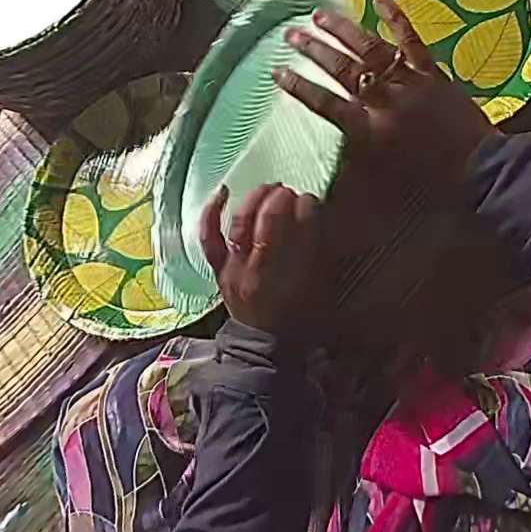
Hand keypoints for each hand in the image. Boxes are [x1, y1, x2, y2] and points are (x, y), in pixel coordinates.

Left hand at [199, 183, 321, 333]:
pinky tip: (223, 191)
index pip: (302, 235)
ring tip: (269, 187)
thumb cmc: (298, 314)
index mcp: (294, 280)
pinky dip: (213, 213)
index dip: (307, 211)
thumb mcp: (318, 287)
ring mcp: (235, 270)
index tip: (310, 199)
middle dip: (279, 202)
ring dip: (256, 200)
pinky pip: (210, 238)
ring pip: (242, 227)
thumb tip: (315, 212)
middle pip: (268, 228)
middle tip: (289, 190)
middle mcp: (262, 273)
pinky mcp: (218, 269)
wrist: (262, 344)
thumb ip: (320, 252)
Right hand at [274, 0, 495, 189]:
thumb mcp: (385, 181)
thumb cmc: (430, 180)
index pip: (325, 104)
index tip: (278, 71)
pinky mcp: (432, 73)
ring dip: (342, 30)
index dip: (300, 88)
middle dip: (314, 50)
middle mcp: (385, 101)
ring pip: (370, 50)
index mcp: (370, 130)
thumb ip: (355, 163)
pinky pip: (411, 40)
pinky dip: (396, 18)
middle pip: (343, 70)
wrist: (478, 169)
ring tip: (318, 15)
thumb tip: (329, 158)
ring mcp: (409, 82)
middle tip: (291, 34)